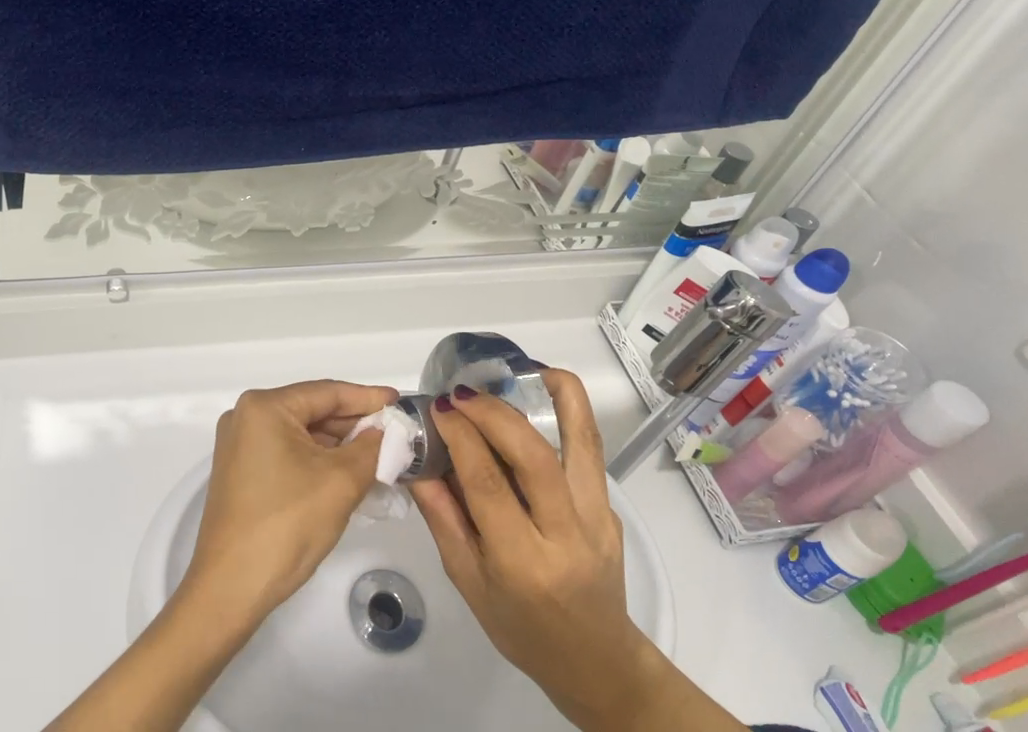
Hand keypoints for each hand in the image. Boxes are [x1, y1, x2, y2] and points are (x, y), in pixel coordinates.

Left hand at [184, 380, 399, 620]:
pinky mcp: (243, 474)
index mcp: (263, 407)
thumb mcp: (340, 481)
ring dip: (341, 446)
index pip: (327, 392)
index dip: (368, 398)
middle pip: (313, 411)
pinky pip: (290, 455)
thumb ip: (372, 448)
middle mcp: (246, 418)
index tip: (401, 402)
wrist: (232, 587)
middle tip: (399, 434)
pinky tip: (352, 473)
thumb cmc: (287, 524)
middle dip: (356, 424)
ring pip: (302, 436)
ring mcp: (240, 447)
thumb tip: (389, 432)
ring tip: (383, 455)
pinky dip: (321, 462)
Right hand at [410, 370, 743, 731]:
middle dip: (495, 415)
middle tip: (464, 394)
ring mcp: (597, 518)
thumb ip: (443, 519)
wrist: (595, 658)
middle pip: (534, 458)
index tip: (439, 409)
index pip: (488, 486)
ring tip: (527, 370)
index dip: (461, 439)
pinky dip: (572, 415)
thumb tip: (417, 462)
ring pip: (582, 444)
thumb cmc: (521, 629)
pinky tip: (546, 394)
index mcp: (522, 562)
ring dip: (557, 397)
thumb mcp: (467, 582)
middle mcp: (566, 535)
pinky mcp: (611, 507)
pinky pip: (590, 452)